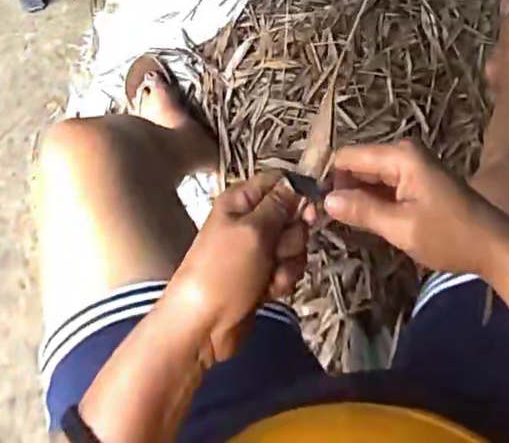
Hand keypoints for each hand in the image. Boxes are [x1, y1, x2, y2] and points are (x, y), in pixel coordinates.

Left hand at [158, 171, 309, 364]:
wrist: (202, 327)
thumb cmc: (223, 271)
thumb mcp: (253, 232)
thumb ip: (279, 205)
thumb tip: (297, 182)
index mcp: (242, 200)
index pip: (279, 181)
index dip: (297, 194)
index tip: (306, 213)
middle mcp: (251, 219)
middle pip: (292, 214)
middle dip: (291, 237)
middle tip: (277, 251)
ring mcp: (258, 248)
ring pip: (293, 244)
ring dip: (288, 262)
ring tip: (270, 276)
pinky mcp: (264, 273)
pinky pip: (288, 267)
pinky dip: (282, 279)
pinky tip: (269, 290)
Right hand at [323, 140, 508, 277]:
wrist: (496, 246)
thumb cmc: (450, 236)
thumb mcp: (401, 227)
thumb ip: (362, 210)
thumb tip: (326, 199)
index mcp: (400, 155)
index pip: (349, 156)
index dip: (328, 176)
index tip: (311, 202)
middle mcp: (404, 152)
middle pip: (358, 164)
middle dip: (340, 186)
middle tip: (321, 217)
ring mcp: (412, 165)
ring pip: (371, 175)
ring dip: (355, 195)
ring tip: (336, 220)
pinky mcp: (418, 179)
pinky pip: (385, 183)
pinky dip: (372, 199)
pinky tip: (362, 219)